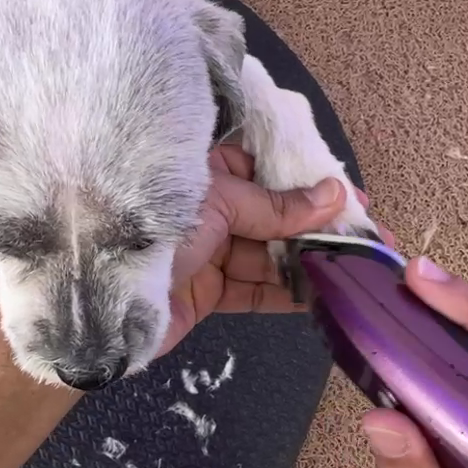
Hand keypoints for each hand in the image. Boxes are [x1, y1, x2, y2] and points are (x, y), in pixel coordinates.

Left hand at [159, 145, 378, 354]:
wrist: (98, 297)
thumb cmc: (150, 230)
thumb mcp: (217, 205)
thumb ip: (275, 206)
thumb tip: (334, 195)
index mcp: (203, 174)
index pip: (264, 170)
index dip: (308, 183)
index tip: (350, 195)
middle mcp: (208, 210)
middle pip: (273, 215)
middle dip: (319, 228)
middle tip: (369, 240)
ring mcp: (207, 252)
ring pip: (269, 254)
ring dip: (311, 263)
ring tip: (360, 270)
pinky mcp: (206, 292)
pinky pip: (255, 290)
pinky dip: (288, 294)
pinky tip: (326, 296)